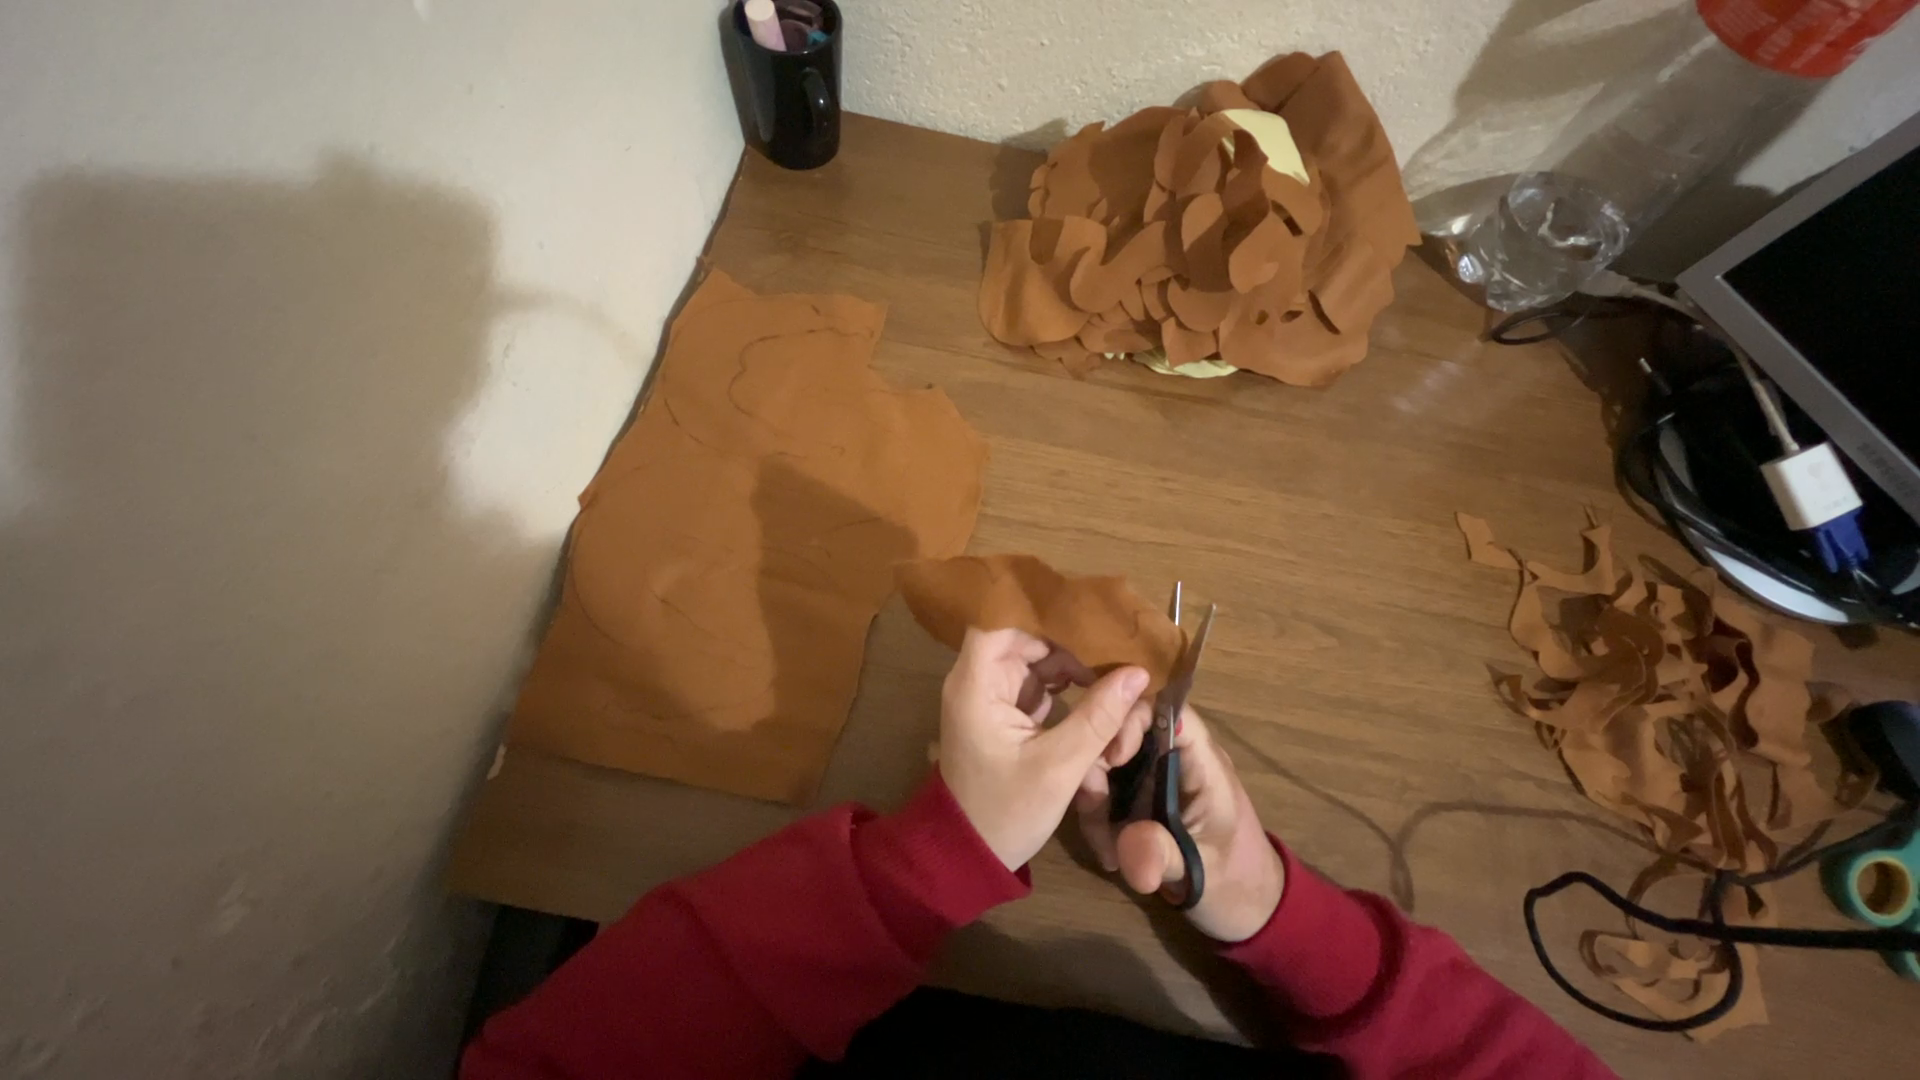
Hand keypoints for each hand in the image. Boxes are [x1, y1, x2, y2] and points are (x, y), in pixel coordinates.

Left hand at [938, 628, 1149, 870]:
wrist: (971, 855)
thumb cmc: (1006, 811)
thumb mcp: (1059, 766)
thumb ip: (1098, 716)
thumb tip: (1139, 672)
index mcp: (976, 684)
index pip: (1001, 621)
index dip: (1040, 614)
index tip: (1088, 620)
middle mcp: (981, 680)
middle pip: (1030, 640)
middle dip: (1074, 652)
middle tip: (1118, 663)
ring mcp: (995, 696)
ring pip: (1043, 665)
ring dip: (1078, 677)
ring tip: (1115, 691)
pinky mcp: (1009, 713)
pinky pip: (1044, 690)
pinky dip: (1071, 698)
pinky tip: (1101, 707)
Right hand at [1075, 704, 1285, 942]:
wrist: (1247, 912)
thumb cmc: (1237, 883)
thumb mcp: (1202, 872)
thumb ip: (1164, 855)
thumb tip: (1126, 848)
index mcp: (1200, 761)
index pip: (1162, 709)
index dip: (1130, 719)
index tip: (1111, 757)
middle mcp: (1172, 758)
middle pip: (1121, 732)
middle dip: (1099, 768)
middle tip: (1092, 814)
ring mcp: (1151, 777)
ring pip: (1106, 763)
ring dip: (1094, 802)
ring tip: (1106, 849)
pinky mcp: (1137, 798)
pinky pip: (1105, 792)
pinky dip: (1098, 819)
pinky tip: (1109, 854)